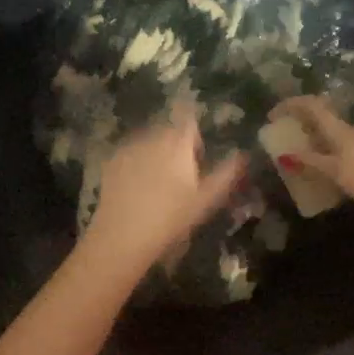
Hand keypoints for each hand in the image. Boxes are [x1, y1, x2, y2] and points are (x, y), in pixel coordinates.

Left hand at [79, 112, 244, 270]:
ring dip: (156, 152)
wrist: (123, 235)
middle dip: (177, 145)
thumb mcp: (205, 200)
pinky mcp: (111, 160)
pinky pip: (130, 153)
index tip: (198, 155)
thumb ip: (226, 174)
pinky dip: (137, 162)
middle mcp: (151, 136)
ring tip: (159, 183)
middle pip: (168, 129)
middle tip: (182, 176)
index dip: (195, 134)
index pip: (189, 118)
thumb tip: (242, 155)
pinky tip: (138, 187)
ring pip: (148, 140)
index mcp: (177, 142)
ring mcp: (128, 146)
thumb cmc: (171, 218)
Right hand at [270, 97, 353, 214]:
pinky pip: (339, 150)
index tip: (271, 115)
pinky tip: (323, 173)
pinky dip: (325, 155)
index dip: (290, 105)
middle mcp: (349, 131)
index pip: (310, 105)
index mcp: (338, 129)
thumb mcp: (336, 171)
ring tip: (298, 158)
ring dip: (311, 142)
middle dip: (298, 125)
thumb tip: (282, 154)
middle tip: (281, 138)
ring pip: (330, 136)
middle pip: (320, 119)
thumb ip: (310, 162)